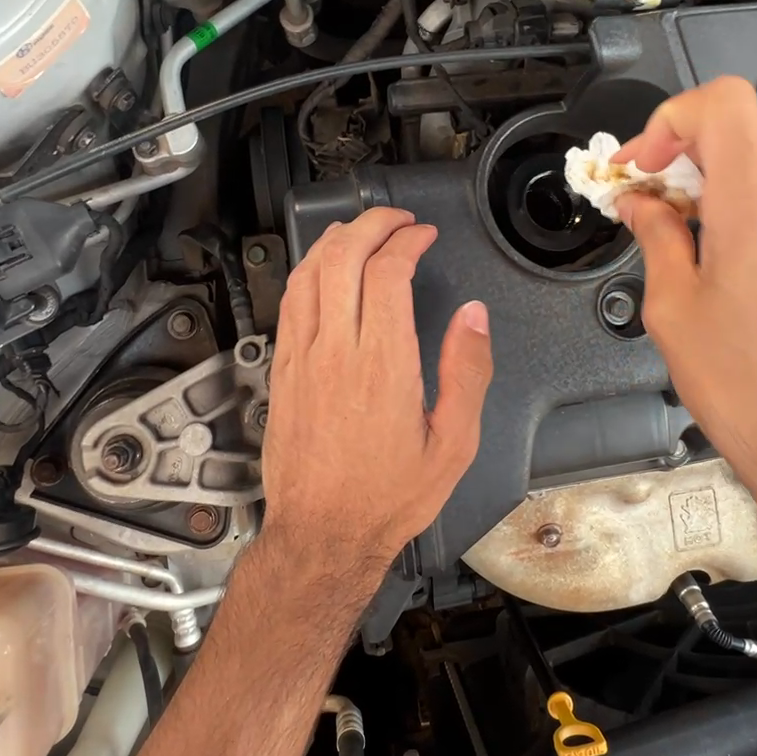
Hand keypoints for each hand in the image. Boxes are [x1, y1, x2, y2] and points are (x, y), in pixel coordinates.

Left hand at [262, 207, 493, 574]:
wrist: (324, 535)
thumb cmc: (386, 497)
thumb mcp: (454, 443)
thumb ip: (467, 371)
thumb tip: (473, 316)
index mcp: (383, 364)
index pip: (388, 272)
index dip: (407, 240)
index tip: (423, 235)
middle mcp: (337, 352)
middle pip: (343, 257)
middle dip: (371, 224)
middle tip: (396, 220)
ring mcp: (302, 358)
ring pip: (310, 272)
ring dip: (335, 239)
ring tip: (360, 230)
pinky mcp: (282, 371)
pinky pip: (289, 302)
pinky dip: (308, 270)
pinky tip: (322, 267)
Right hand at [614, 78, 756, 544]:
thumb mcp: (675, 312)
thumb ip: (657, 239)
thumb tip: (644, 206)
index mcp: (756, 208)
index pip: (720, 104)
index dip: (668, 120)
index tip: (643, 163)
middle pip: (741, 130)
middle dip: (683, 153)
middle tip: (647, 194)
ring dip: (716, 181)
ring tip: (680, 231)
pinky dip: (749, 207)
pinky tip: (720, 255)